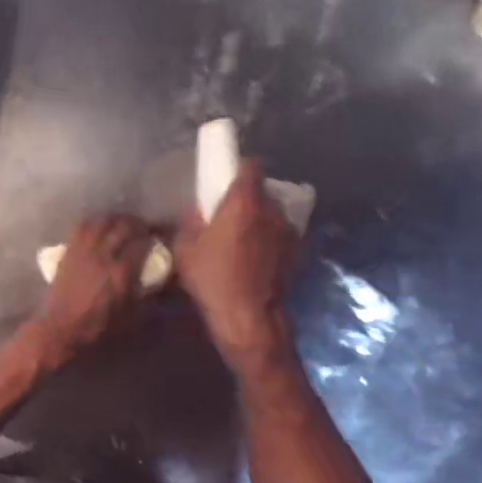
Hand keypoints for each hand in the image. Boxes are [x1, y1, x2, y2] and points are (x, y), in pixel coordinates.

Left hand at [23, 215, 153, 368]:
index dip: (154, 238)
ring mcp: (84, 251)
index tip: (158, 239)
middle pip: (124, 227)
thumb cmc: (97, 326)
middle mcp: (103, 256)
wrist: (62, 328)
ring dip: (116, 220)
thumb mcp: (130, 316)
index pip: (142, 244)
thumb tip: (160, 282)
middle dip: (138, 224)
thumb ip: (146, 296)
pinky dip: (93, 222)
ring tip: (122, 224)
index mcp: (121, 272)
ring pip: (103, 222)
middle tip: (143, 229)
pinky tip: (99, 228)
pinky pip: (81, 227)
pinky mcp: (69, 251)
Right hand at [173, 160, 298, 371]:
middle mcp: (271, 209)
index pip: (250, 165)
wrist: (248, 317)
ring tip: (241, 242)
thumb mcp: (185, 249)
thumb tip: (198, 209)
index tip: (223, 181)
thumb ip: (191, 221)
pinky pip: (279, 235)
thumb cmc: (213, 280)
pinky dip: (268, 240)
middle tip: (226, 217)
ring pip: (271, 214)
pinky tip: (254, 260)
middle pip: (260, 191)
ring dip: (258, 221)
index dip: (237, 169)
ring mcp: (288, 230)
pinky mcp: (296, 250)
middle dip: (245, 198)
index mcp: (243, 202)